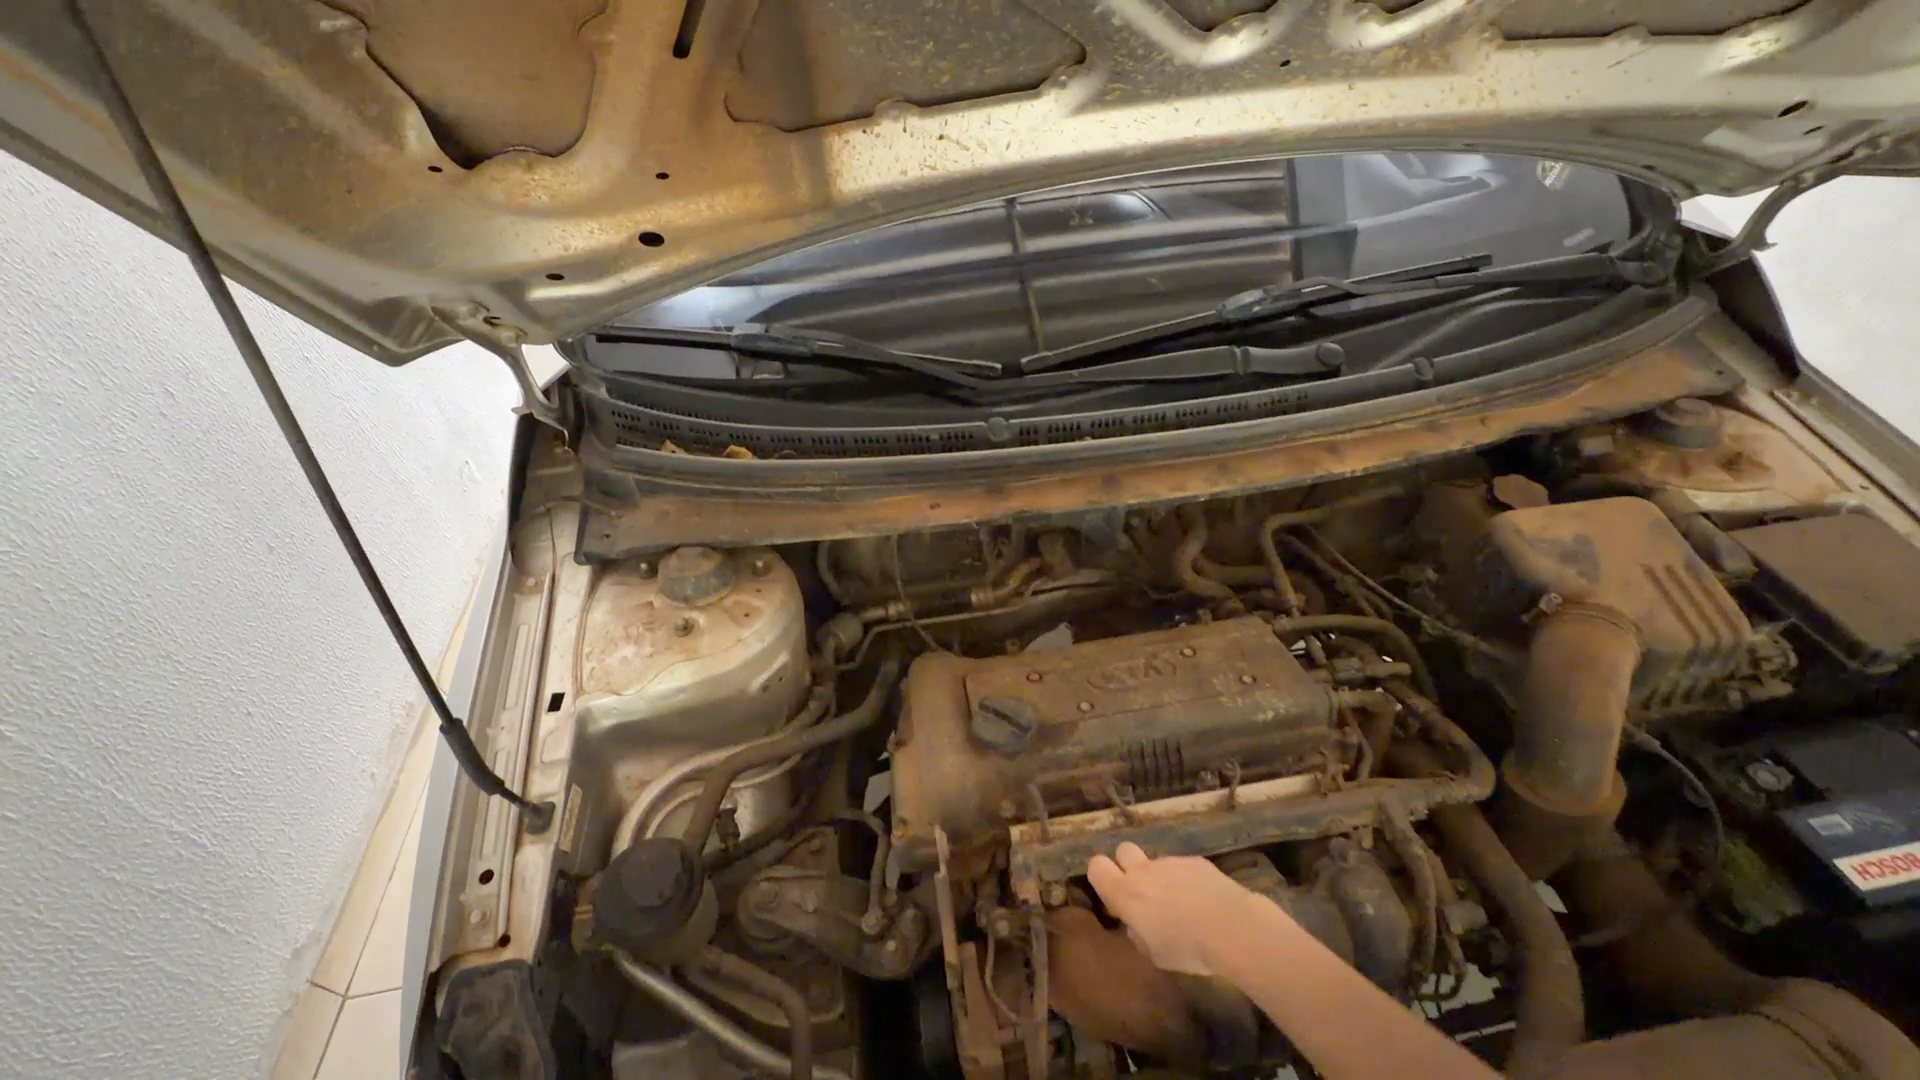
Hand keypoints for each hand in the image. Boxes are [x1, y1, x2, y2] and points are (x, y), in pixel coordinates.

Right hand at [1085, 841, 1273, 976]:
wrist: (1231, 927)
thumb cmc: (1186, 948)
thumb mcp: (1154, 954)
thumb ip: (1138, 935)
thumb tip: (1137, 925)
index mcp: (1125, 893)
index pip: (1096, 867)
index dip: (1102, 877)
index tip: (1114, 895)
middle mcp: (1143, 871)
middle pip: (1123, 850)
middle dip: (1128, 865)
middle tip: (1143, 892)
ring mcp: (1171, 862)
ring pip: (1157, 862)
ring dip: (1163, 878)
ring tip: (1184, 905)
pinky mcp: (1196, 861)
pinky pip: (1183, 867)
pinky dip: (1188, 880)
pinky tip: (1205, 902)